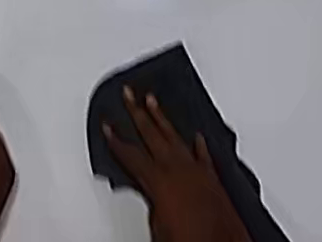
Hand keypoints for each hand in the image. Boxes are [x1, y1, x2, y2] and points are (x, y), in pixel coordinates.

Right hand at [104, 87, 249, 241]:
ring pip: (174, 136)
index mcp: (159, 179)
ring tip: (152, 100)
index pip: (131, 154)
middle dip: (136, 111)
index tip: (107, 124)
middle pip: (151, 133)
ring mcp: (196, 170)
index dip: (116, 140)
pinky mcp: (213, 179)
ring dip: (161, 117)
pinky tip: (196, 135)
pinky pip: (203, 155)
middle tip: (128, 93)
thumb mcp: (158, 229)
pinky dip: (198, 144)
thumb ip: (151, 203)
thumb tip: (151, 196)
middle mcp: (176, 168)